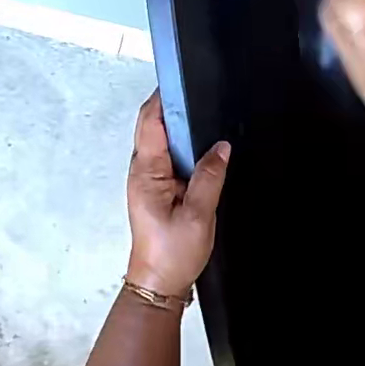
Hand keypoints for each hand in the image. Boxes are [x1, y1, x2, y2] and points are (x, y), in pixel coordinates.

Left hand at [125, 92, 230, 297]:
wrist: (159, 283)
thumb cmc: (173, 252)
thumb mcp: (198, 214)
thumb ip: (210, 177)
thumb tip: (222, 146)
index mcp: (147, 171)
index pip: (150, 122)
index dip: (161, 98)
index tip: (179, 81)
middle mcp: (142, 170)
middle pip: (150, 125)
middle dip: (168, 106)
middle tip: (196, 91)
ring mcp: (146, 178)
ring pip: (158, 139)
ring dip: (175, 125)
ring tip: (201, 112)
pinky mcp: (155, 188)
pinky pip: (165, 156)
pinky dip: (179, 143)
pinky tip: (199, 144)